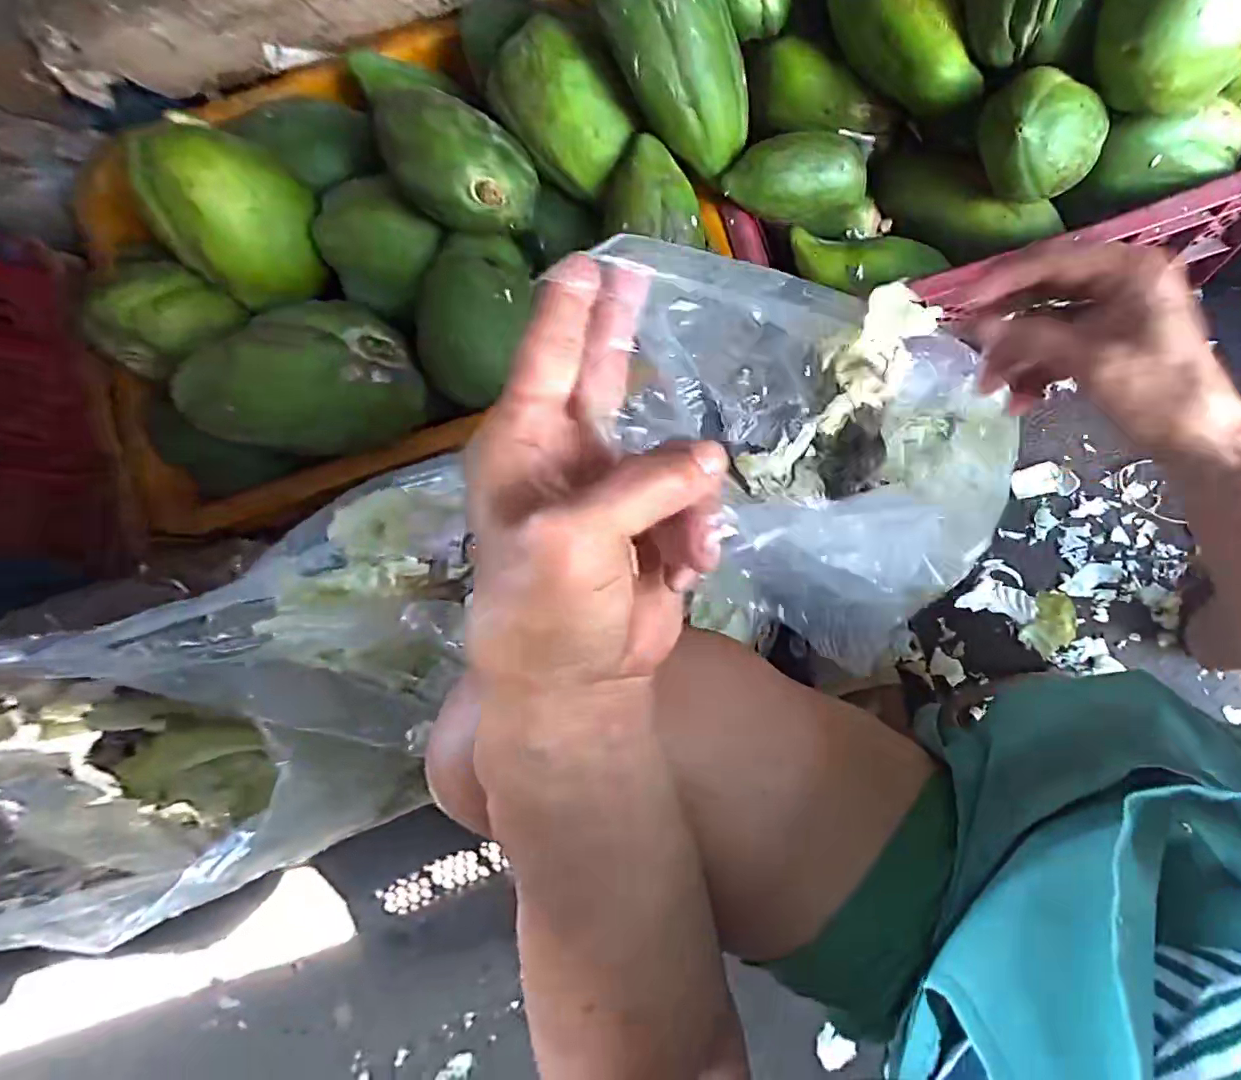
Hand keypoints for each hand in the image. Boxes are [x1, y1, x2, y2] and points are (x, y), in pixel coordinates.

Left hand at [462, 253, 726, 700]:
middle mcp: (574, 459)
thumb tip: (711, 454)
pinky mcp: (660, 524)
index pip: (547, 362)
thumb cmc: (545, 607)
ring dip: (692, 504)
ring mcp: (621, 492)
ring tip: (686, 551)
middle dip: (621, 332)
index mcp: (528, 448)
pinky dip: (700, 536)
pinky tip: (689, 570)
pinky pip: (700, 504)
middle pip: (603, 377)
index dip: (569, 311)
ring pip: (681, 460)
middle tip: (636, 276)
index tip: (586, 262)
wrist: (581, 679)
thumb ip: (642, 486)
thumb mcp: (576, 540)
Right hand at [963, 244, 1240, 471]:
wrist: (1202, 444)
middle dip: (1007, 327)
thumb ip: (1031, 337)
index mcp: (1128, 268)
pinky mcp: (1109, 347)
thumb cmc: (1158, 395)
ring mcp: (1115, 316)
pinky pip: (1062, 350)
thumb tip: (978, 326)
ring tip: (990, 388)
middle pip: (1046, 294)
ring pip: (1049, 327)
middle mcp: (1120, 283)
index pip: (1051, 261)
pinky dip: (1038, 373)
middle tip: (969, 347)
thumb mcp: (1091, 361)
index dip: (1002, 281)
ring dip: (1018, 357)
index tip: (962, 303)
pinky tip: (1020, 401)